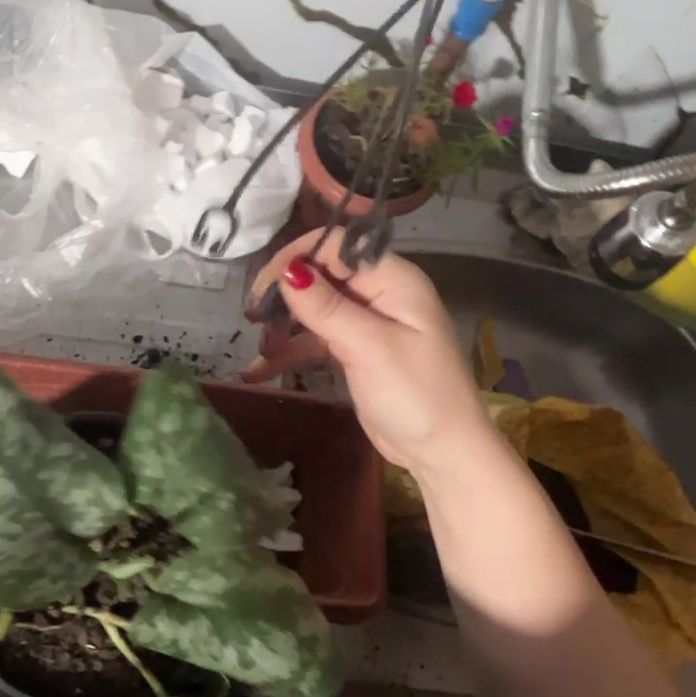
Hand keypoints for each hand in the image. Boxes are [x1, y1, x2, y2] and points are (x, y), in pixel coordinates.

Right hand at [243, 228, 485, 473]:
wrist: (441, 450)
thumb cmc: (415, 394)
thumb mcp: (369, 348)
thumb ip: (326, 308)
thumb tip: (286, 270)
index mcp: (393, 280)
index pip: (338, 246)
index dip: (298, 257)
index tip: (265, 287)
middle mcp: (379, 294)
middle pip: (322, 275)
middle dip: (286, 292)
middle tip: (253, 318)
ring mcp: (367, 324)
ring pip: (315, 309)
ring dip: (284, 325)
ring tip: (260, 348)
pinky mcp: (356, 352)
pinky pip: (317, 340)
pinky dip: (292, 351)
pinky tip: (261, 368)